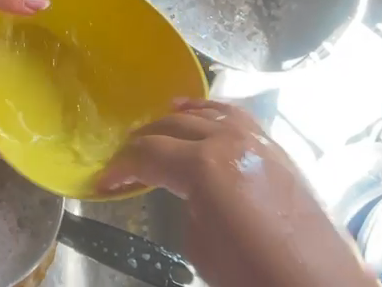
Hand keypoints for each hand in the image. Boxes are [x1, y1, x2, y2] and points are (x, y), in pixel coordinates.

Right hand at [98, 100, 372, 286]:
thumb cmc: (256, 277)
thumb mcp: (203, 249)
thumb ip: (186, 206)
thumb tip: (185, 193)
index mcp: (204, 166)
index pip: (149, 155)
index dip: (122, 168)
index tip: (104, 181)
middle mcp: (228, 140)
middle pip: (172, 128)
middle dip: (143, 144)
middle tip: (125, 162)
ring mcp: (257, 139)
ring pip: (204, 113)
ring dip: (175, 120)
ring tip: (156, 127)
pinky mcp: (277, 148)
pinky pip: (235, 116)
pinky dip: (210, 112)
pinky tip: (199, 115)